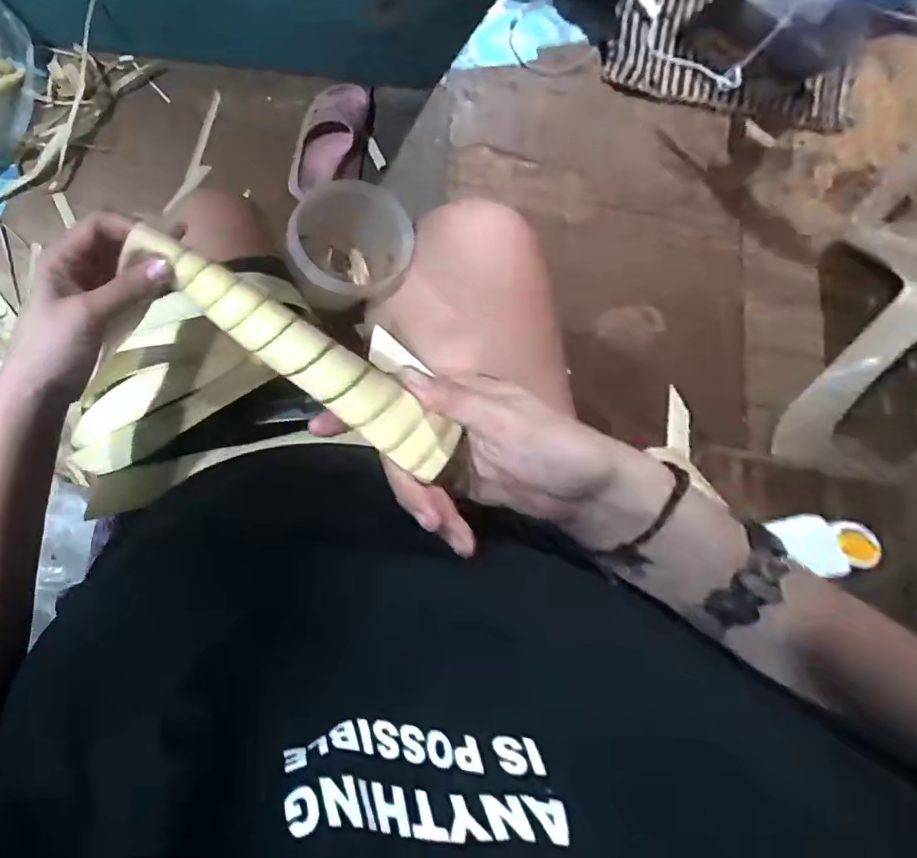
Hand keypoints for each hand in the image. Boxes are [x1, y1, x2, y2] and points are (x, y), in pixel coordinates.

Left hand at [0, 213, 169, 400]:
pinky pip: (127, 289)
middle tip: (182, 241)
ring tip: (183, 261)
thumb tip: (168, 262)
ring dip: (150, 263)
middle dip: (146, 242)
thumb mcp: (89, 314)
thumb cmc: (52, 347)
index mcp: (62, 257)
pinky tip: (169, 285)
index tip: (160, 240)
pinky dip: (146, 285)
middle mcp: (76, 266)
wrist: (36, 394)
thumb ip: (127, 287)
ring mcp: (89, 289)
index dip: (130, 226)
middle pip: (115, 242)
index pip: (99, 225)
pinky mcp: (100, 311)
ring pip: (124, 266)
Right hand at [310, 369, 671, 557]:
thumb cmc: (558, 445)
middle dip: (406, 485)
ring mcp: (444, 452)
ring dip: (425, 507)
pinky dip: (441, 520)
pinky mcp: (454, 482)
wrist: (597, 496)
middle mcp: (438, 419)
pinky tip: (461, 540)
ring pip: (408, 476)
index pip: (391, 393)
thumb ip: (455, 400)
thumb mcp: (509, 420)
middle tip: (427, 514)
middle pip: (394, 447)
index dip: (355, 406)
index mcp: (450, 395)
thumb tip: (403, 376)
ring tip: (454, 534)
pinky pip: (429, 498)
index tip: (319, 424)